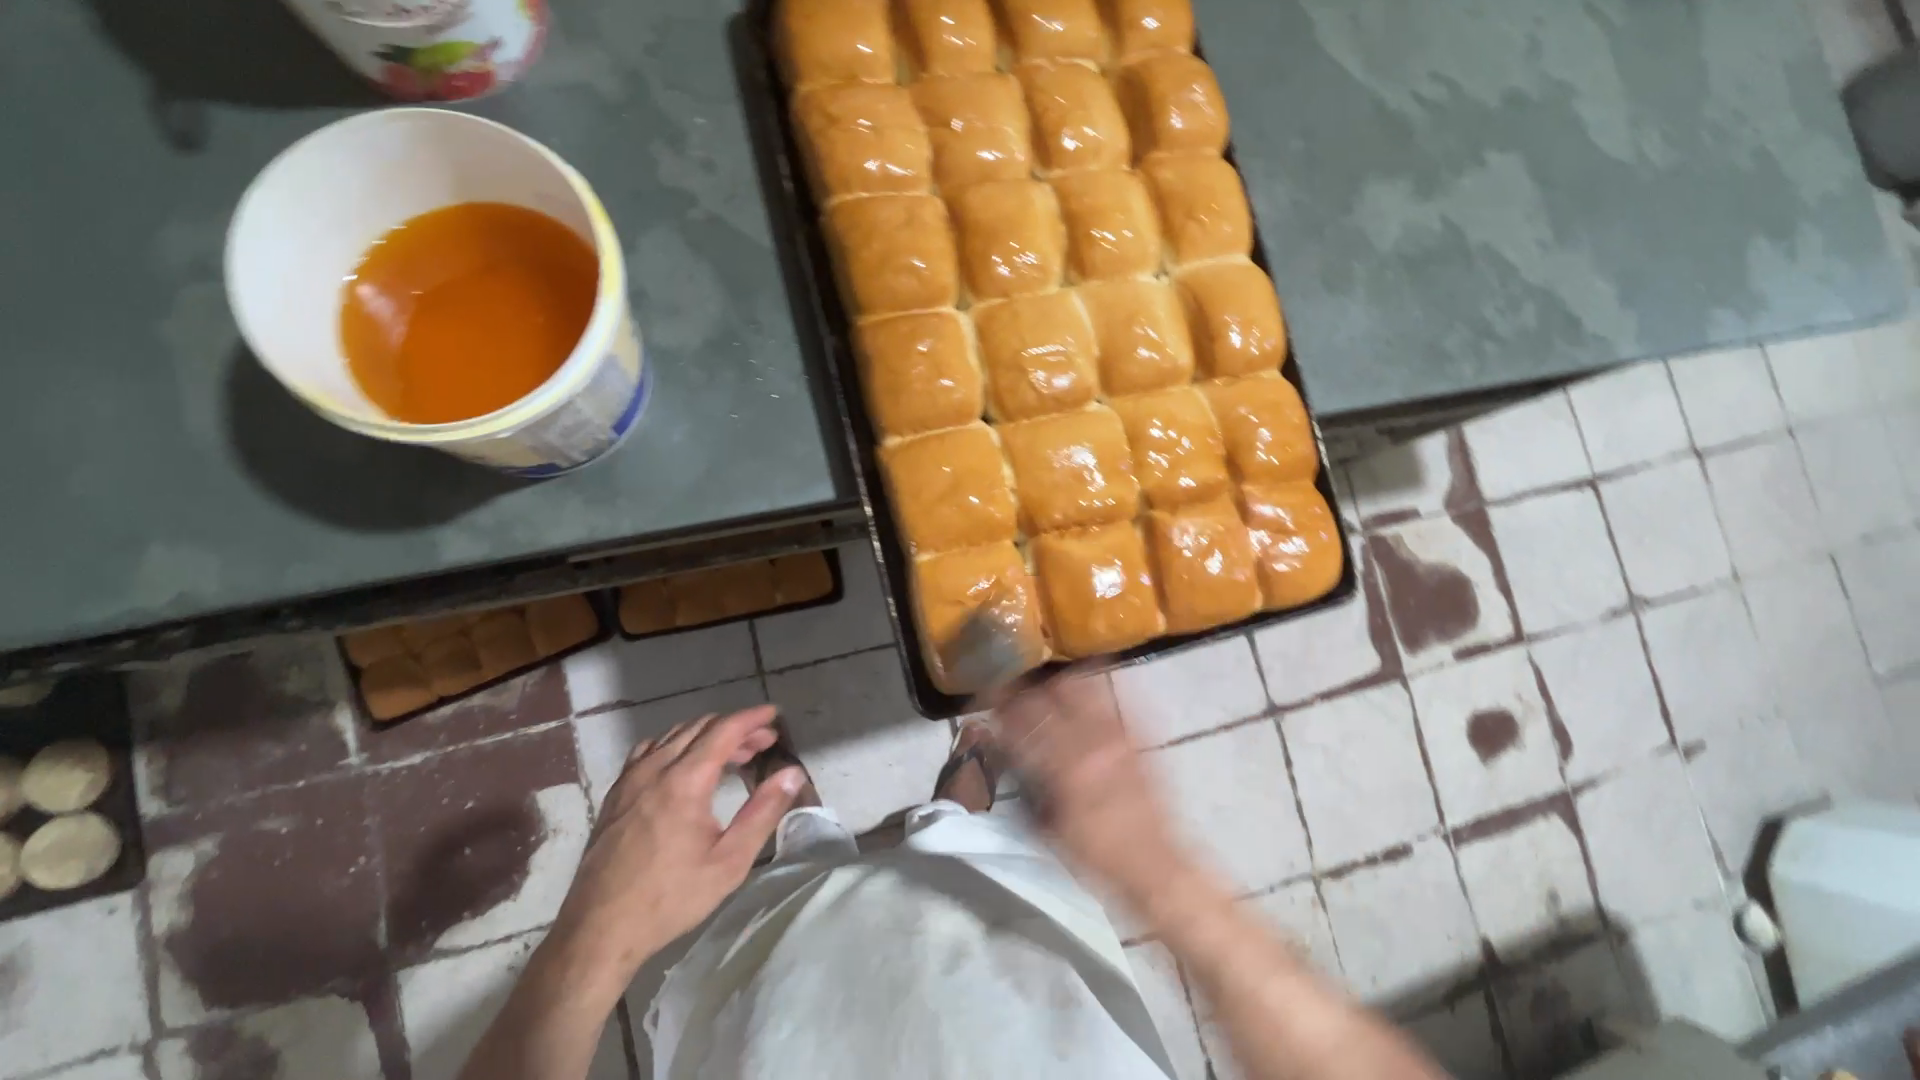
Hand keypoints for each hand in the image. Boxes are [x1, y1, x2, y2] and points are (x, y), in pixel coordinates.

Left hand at [550, 706, 802, 988]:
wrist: (600, 929)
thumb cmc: (671, 898)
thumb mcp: (729, 861)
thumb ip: (763, 811)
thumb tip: (792, 774)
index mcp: (684, 781)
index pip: (724, 731)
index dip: (752, 719)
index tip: (774, 716)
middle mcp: (654, 769)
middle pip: (699, 727)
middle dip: (734, 728)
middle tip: (762, 743)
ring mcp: (629, 780)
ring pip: (672, 736)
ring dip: (706, 736)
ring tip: (731, 756)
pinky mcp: (615, 795)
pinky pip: (648, 751)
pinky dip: (676, 746)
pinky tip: (684, 767)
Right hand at [994, 674, 1200, 915]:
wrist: (1154, 864)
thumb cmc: (1095, 855)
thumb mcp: (1048, 826)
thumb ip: (1028, 784)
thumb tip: (1008, 755)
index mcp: (1063, 766)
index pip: (1023, 718)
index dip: (1001, 702)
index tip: (988, 698)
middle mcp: (1091, 742)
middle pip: (1051, 692)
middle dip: (1029, 689)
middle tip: (1017, 695)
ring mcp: (1118, 736)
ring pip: (1083, 687)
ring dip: (1059, 685)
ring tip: (1049, 691)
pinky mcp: (1137, 738)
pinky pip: (1112, 701)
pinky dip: (1093, 690)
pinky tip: (1084, 691)